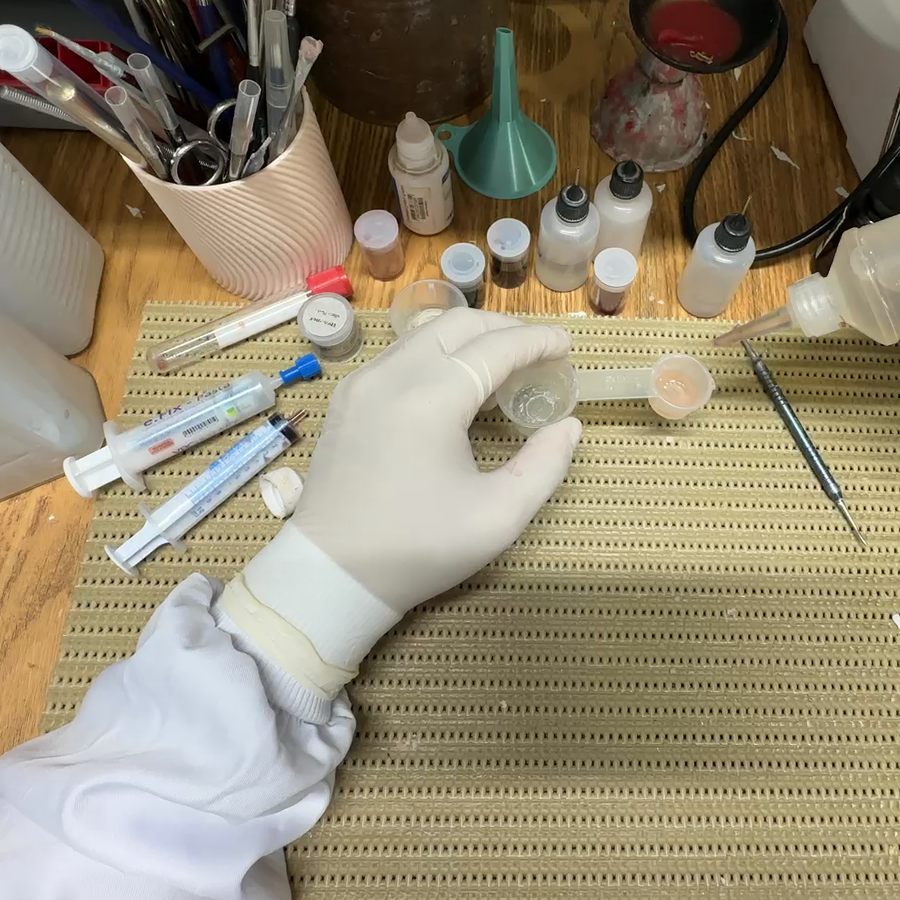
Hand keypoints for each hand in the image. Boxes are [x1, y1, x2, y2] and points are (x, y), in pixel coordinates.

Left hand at [232, 309, 581, 691]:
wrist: (330, 575)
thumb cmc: (417, 549)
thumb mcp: (498, 517)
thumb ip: (545, 466)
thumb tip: (569, 426)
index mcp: (429, 401)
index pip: (494, 348)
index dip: (536, 341)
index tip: (567, 344)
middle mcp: (391, 375)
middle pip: (458, 324)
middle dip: (505, 329)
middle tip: (539, 351)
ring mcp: (362, 382)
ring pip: (425, 333)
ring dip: (470, 337)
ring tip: (502, 363)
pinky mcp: (347, 396)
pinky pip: (401, 353)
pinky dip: (438, 352)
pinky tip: (456, 381)